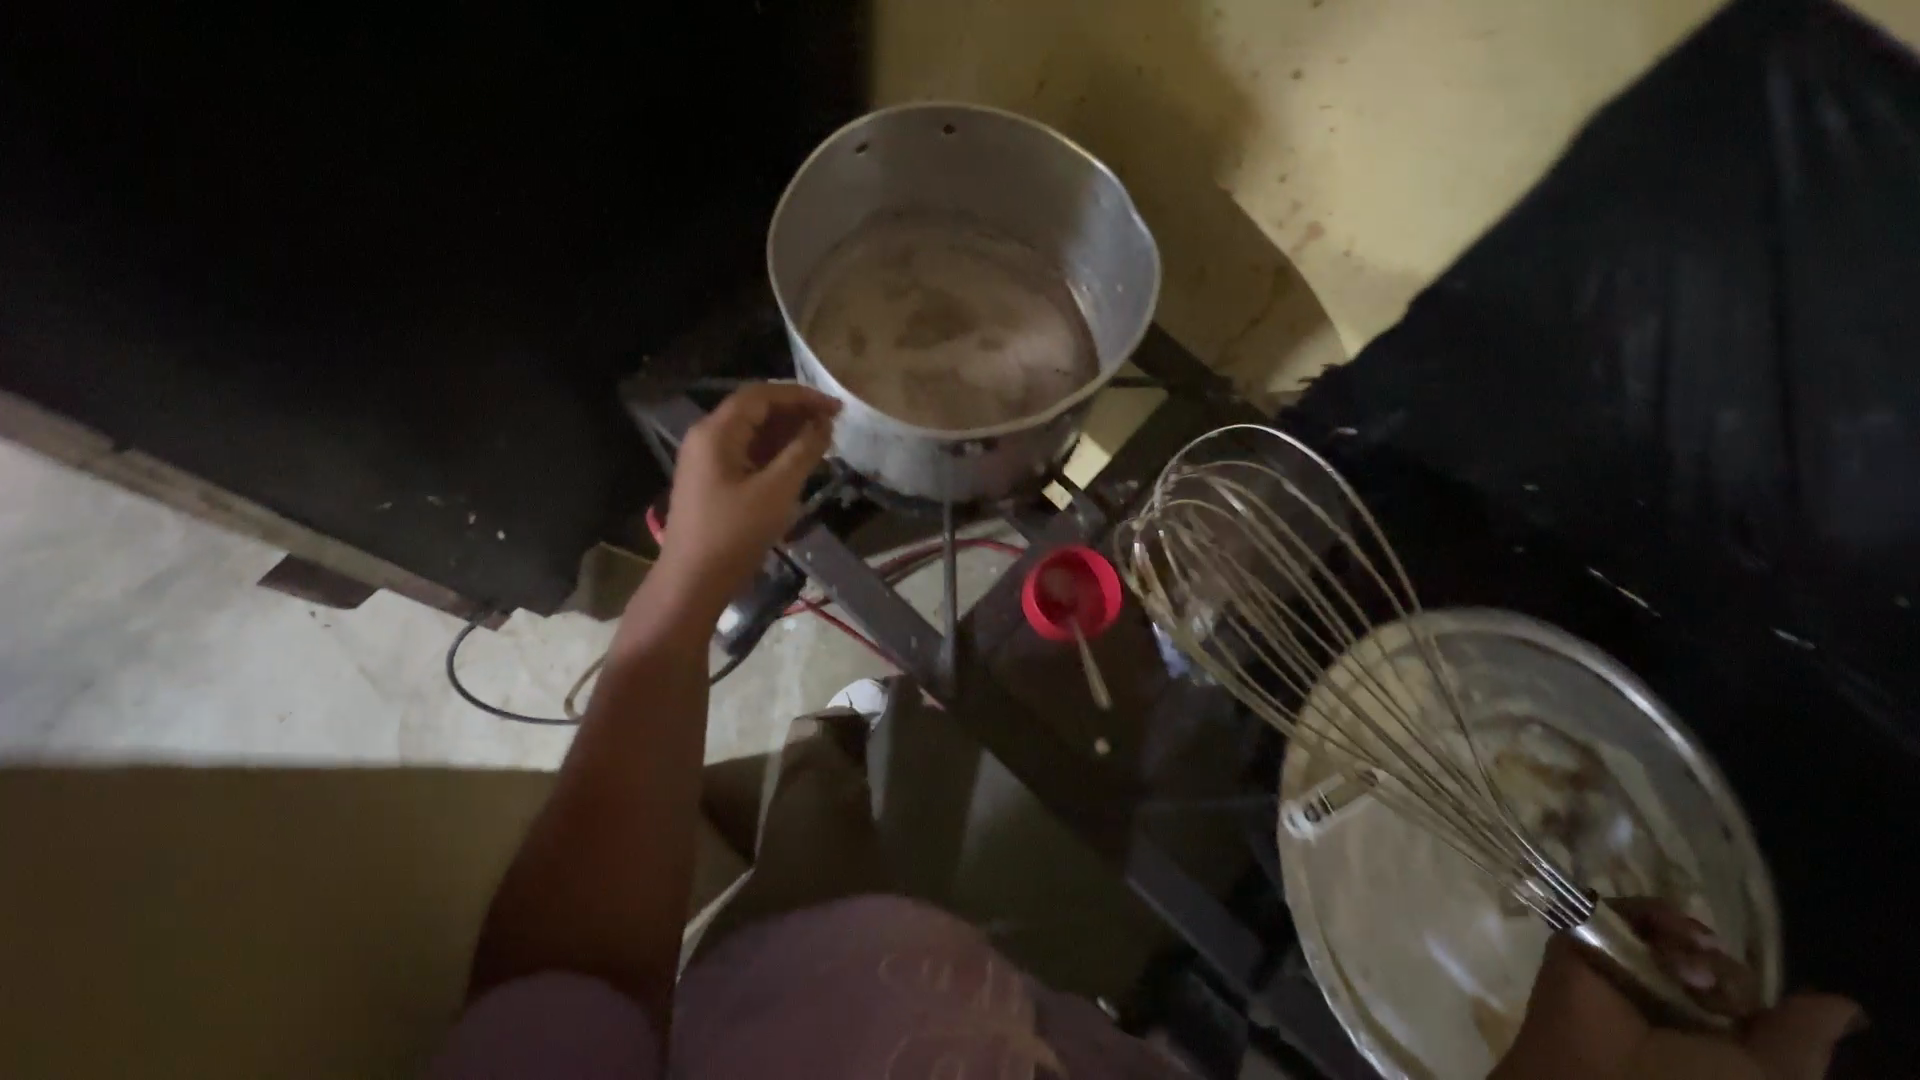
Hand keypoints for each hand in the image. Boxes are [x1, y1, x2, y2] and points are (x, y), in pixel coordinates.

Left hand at [648, 383, 839, 619]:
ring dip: (787, 433)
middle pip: (755, 410)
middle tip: (833, 423)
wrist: (693, 582)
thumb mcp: (776, 491)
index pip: (761, 395)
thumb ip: (803, 452)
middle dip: (795, 412)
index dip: (801, 396)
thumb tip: (823, 425)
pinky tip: (799, 462)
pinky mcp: (713, 482)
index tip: (835, 407)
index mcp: (716, 432)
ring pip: (752, 433)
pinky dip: (774, 453)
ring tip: (823, 441)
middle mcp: (707, 438)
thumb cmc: (734, 534)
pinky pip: (747, 454)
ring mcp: (707, 461)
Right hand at [1493, 907, 1864, 1079]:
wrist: (1610, 1076)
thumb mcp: (1771, 1076)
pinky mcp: (1581, 939)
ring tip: (1692, 963)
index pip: (1732, 988)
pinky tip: (1673, 935)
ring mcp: (1620, 966)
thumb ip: (1801, 1040)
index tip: (1747, 1007)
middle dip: (1720, 964)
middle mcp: (1660, 997)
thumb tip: (1844, 1005)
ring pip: (1664, 929)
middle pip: (1701, 955)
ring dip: (1690, 939)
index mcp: (1700, 1031)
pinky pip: (1619, 910)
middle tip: (1714, 986)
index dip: (1746, 987)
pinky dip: (1653, 914)